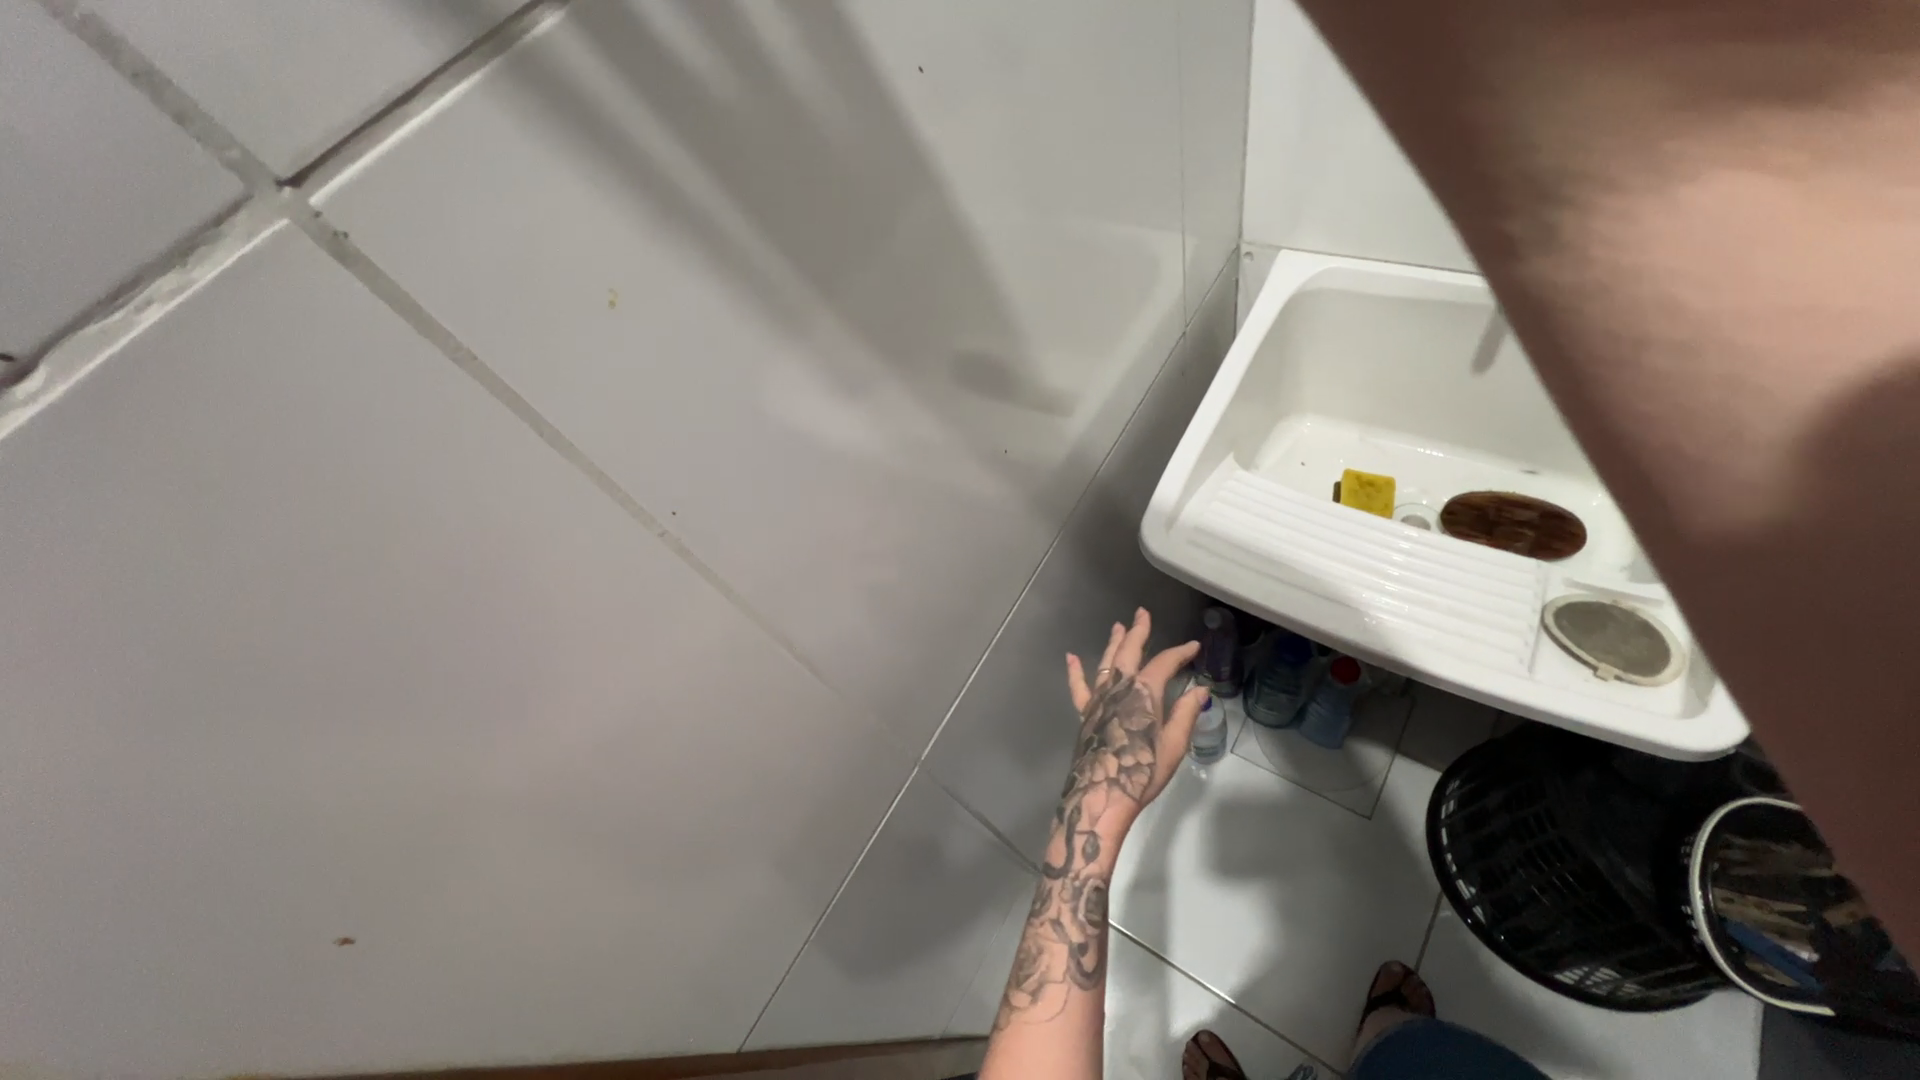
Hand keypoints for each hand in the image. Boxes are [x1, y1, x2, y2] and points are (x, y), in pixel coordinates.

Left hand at [1061, 607, 1205, 836]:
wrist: (1102, 793)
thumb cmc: (1143, 771)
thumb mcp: (1174, 745)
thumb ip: (1185, 714)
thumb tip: (1200, 691)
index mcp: (1145, 691)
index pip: (1165, 663)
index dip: (1181, 652)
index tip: (1194, 647)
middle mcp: (1119, 687)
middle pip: (1129, 651)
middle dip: (1138, 630)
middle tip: (1142, 613)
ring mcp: (1099, 698)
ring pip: (1106, 663)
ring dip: (1113, 643)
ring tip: (1118, 626)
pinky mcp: (1085, 712)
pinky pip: (1079, 686)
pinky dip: (1076, 671)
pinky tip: (1071, 657)